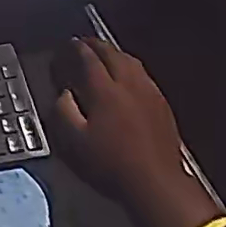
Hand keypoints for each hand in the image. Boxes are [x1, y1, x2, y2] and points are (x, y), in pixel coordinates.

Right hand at [50, 38, 225, 226]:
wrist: (157, 183)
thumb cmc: (111, 163)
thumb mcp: (74, 140)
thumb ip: (64, 111)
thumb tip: (63, 94)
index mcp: (105, 91)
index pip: (89, 59)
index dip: (78, 48)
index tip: (70, 44)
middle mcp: (129, 86)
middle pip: (113, 54)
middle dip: (97, 45)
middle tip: (85, 43)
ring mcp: (149, 94)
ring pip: (132, 62)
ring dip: (115, 53)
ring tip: (104, 53)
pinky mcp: (162, 105)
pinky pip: (144, 75)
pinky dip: (130, 67)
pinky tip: (127, 75)